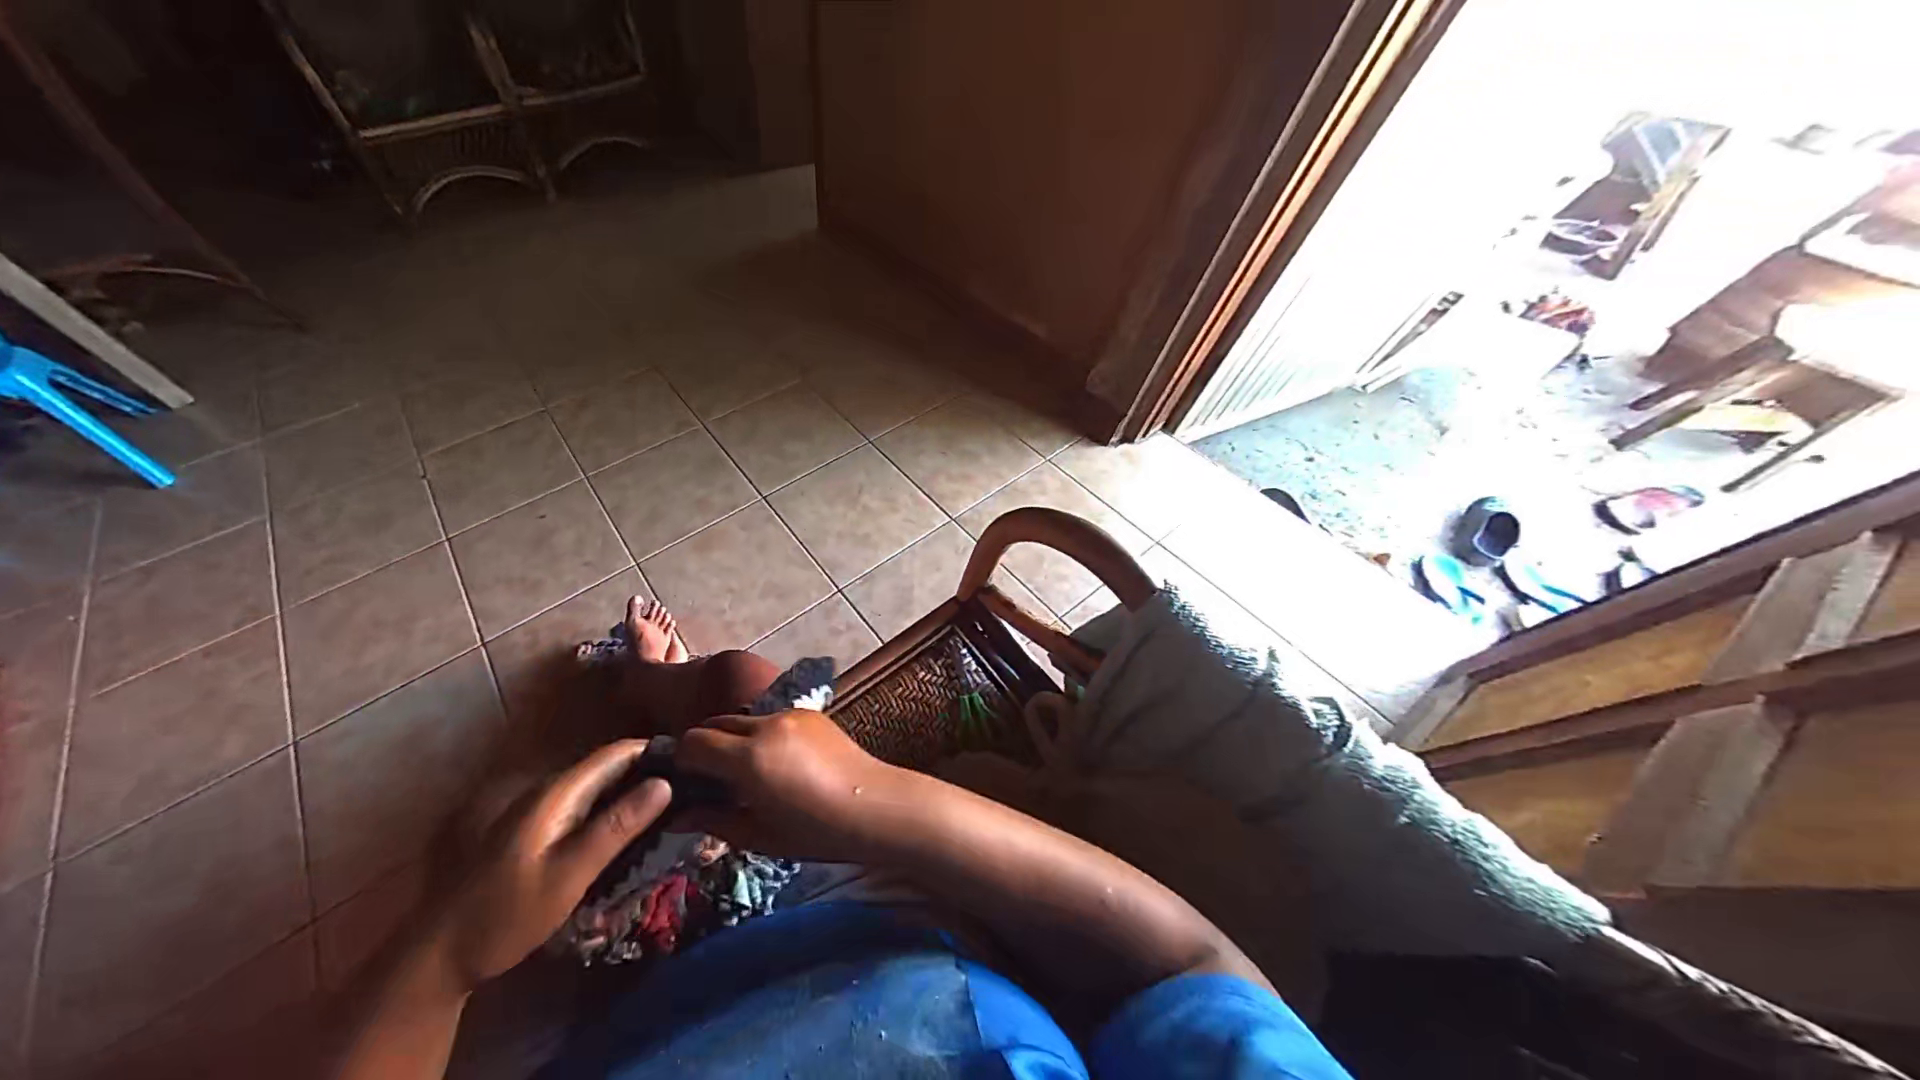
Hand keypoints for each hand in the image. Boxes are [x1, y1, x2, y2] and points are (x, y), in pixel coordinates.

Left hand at [433, 739, 670, 989]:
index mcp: (557, 793)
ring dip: (635, 793)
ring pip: (601, 787)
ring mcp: (542, 811)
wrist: (441, 957)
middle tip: (692, 789)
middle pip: (610, 767)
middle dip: (651, 772)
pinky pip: (589, 807)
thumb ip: (618, 826)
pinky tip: (637, 830)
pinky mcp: (540, 832)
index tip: (695, 763)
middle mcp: (550, 792)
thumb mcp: (571, 872)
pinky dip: (617, 811)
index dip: (656, 751)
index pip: (617, 753)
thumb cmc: (508, 913)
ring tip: (675, 808)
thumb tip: (665, 783)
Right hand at [677, 710, 907, 861]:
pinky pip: (772, 719)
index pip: (692, 742)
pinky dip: (761, 736)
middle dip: (704, 747)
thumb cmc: (816, 831)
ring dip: (733, 740)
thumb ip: (713, 820)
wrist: (875, 807)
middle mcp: (766, 725)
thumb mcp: (759, 835)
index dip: (682, 762)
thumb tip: (677, 815)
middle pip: (714, 724)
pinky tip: (778, 764)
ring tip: (746, 774)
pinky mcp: (811, 713)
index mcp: (748, 757)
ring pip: (743, 720)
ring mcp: (792, 714)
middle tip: (710, 780)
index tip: (687, 785)